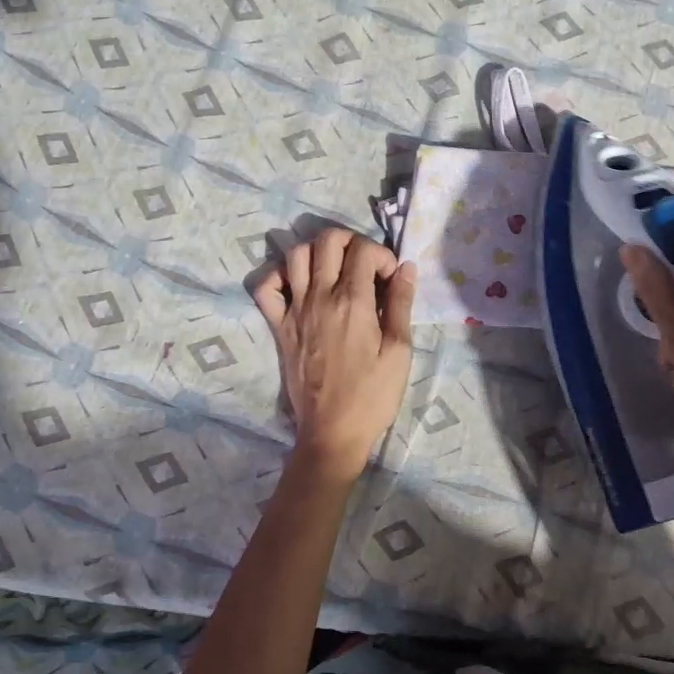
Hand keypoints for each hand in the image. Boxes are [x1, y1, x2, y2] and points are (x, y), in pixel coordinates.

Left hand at [253, 229, 416, 484]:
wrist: (333, 433)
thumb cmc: (373, 395)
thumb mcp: (400, 351)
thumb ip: (403, 304)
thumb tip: (407, 267)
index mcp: (353, 301)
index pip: (363, 249)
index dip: (382, 254)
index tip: (391, 277)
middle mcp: (320, 297)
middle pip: (327, 240)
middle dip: (350, 240)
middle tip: (364, 263)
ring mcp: (295, 310)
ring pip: (295, 254)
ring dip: (317, 251)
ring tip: (335, 268)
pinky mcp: (279, 326)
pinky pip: (266, 288)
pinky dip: (278, 276)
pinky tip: (298, 284)